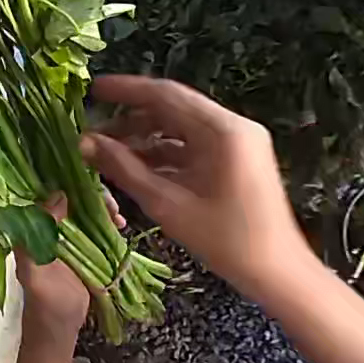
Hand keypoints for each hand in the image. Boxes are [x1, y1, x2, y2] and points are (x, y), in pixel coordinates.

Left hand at [15, 192, 122, 342]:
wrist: (60, 331)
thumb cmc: (45, 303)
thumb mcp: (37, 271)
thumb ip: (39, 237)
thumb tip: (58, 195)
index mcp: (32, 229)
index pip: (48, 193)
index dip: (68, 183)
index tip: (90, 186)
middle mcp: (49, 227)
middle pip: (71, 197)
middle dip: (93, 196)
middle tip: (112, 207)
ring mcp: (68, 237)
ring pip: (86, 210)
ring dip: (104, 208)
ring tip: (119, 218)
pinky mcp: (84, 248)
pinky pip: (97, 227)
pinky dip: (109, 223)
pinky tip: (121, 225)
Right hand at [81, 75, 309, 298]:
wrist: (277, 272)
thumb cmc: (226, 242)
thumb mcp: (168, 205)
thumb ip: (124, 169)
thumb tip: (85, 143)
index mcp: (223, 131)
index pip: (166, 95)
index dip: (127, 90)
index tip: (94, 90)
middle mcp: (233, 127)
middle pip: (173, 109)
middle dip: (132, 118)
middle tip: (95, 130)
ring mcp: (237, 142)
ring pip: (182, 128)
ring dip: (146, 137)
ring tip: (108, 151)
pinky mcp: (236, 159)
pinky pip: (194, 145)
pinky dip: (165, 152)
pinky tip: (135, 165)